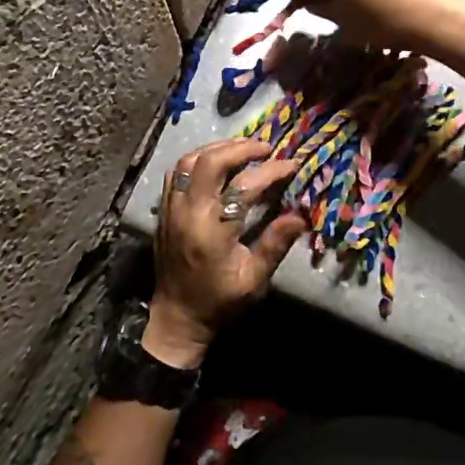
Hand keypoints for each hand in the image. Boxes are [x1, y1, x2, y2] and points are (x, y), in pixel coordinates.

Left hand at [147, 137, 308, 367]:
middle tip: (265, 147)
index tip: (291, 164)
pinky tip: (216, 161)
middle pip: (210, 162)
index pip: (244, 187)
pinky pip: (176, 172)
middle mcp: (188, 213)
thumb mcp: (253, 280)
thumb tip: (300, 215)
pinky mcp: (163, 210)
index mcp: (212, 231)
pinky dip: (197, 160)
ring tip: (243, 148)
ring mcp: (171, 208)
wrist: (177, 318)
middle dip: (240, 148)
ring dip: (217, 149)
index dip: (270, 171)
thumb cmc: (219, 302)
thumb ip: (275, 244)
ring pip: (189, 162)